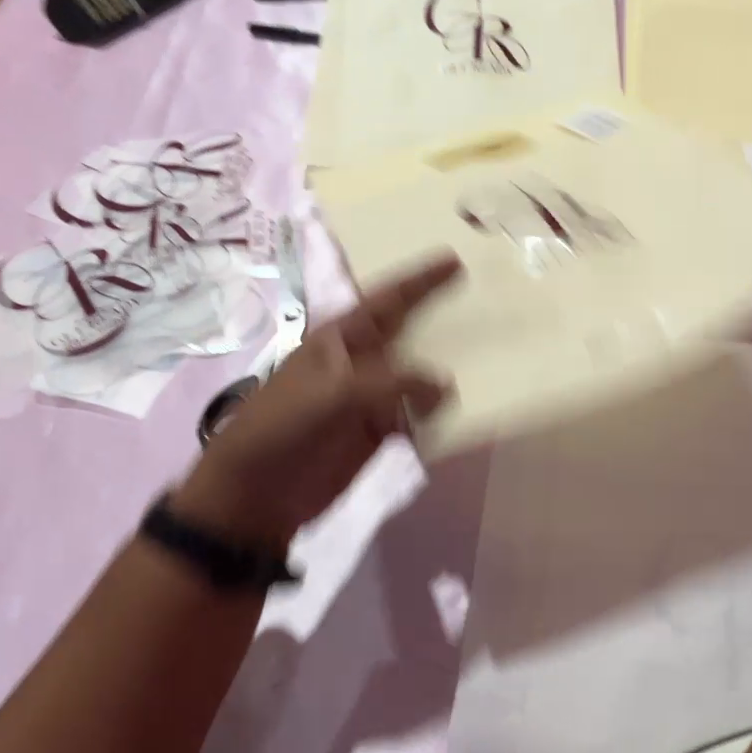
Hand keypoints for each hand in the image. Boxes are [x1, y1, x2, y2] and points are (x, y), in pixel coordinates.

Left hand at [167, 254, 461, 548]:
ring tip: (495, 358)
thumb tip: (446, 385)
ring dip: (451, 371)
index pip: (386, 301)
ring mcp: (372, 401)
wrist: (257, 492)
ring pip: (420, 379)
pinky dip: (444, 416)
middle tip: (488, 307)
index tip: (454, 260)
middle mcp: (361, 364)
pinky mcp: (381, 435)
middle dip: (444, 321)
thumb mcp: (333, 393)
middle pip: (410, 335)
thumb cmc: (284, 428)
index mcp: (339, 340)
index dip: (419, 281)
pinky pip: (421, 419)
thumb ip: (391, 382)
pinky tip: (473, 410)